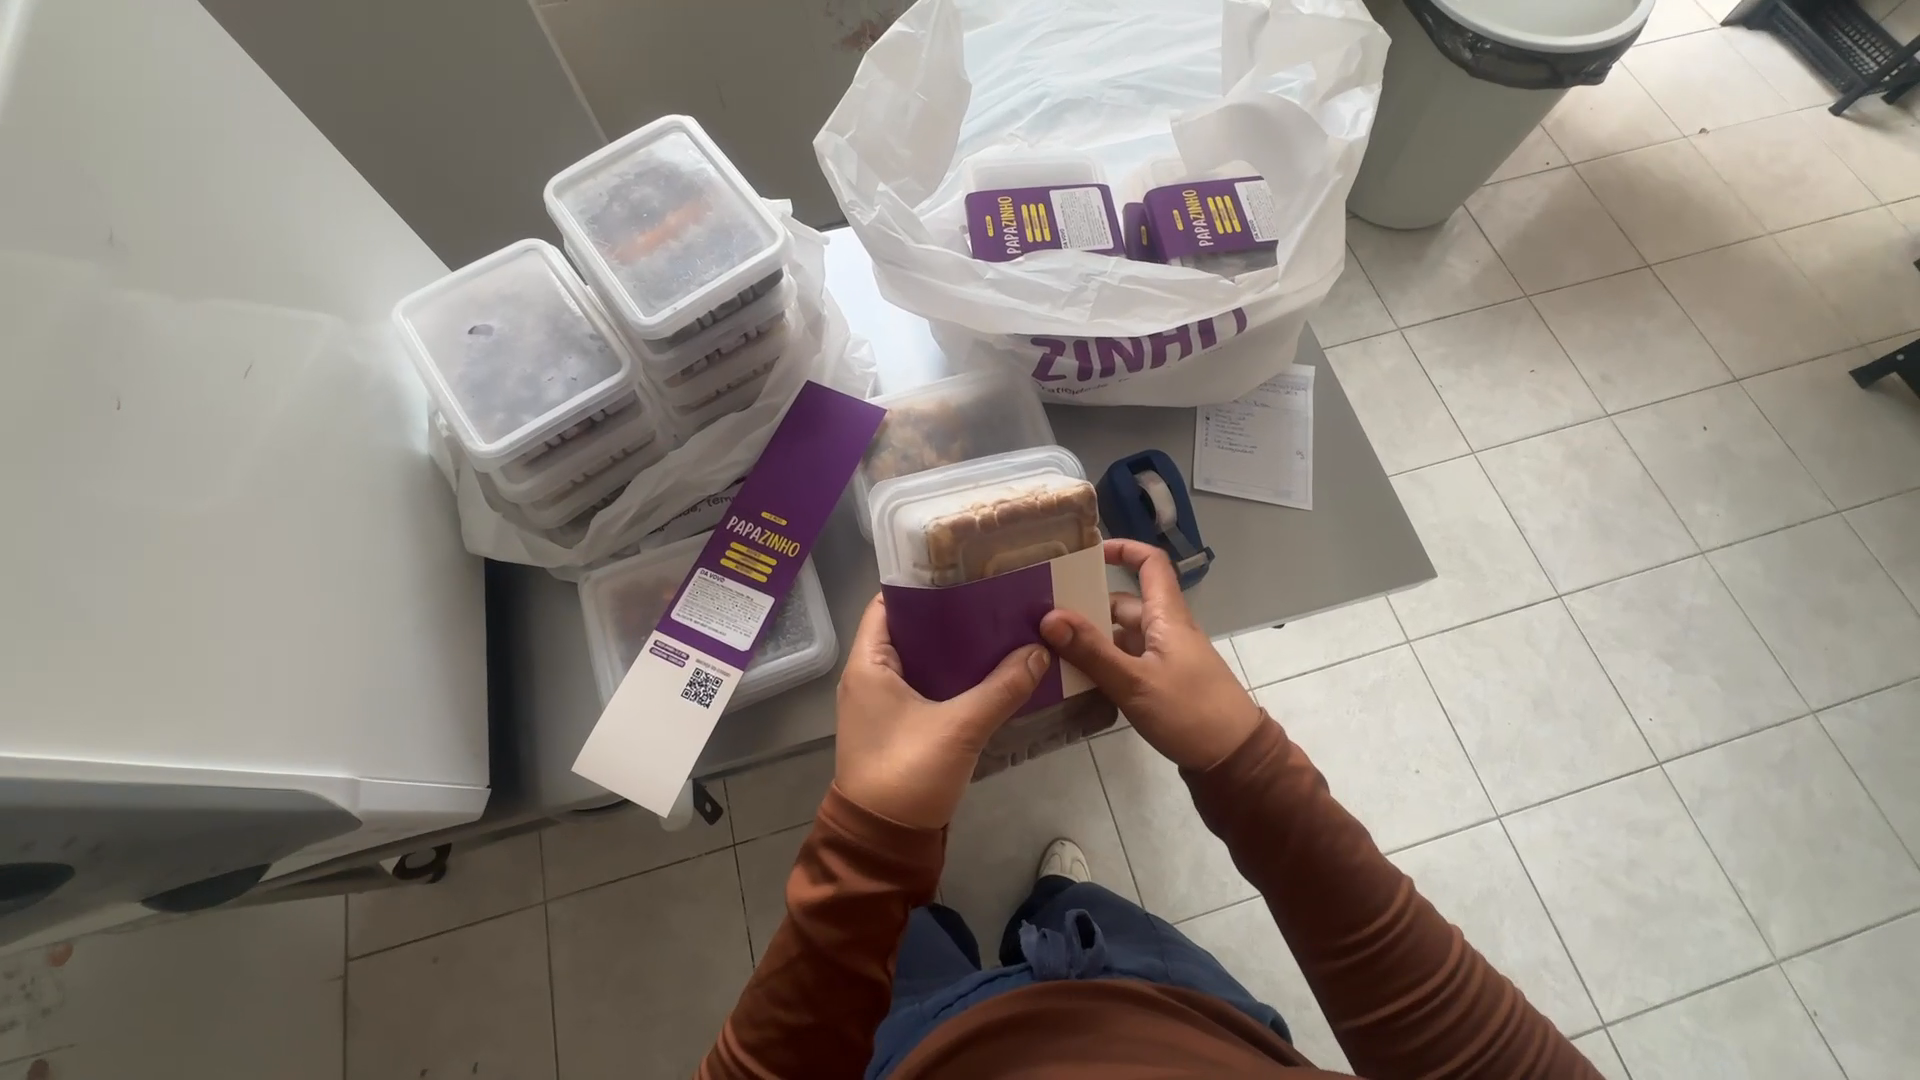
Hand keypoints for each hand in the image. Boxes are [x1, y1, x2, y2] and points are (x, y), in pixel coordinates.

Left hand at [834, 595, 1052, 828]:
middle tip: (993, 598)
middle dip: (949, 615)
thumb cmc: (908, 773)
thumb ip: (1001, 688)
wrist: (882, 842)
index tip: (964, 572)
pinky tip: (990, 672)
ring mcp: (883, 703)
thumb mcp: (960, 727)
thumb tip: (1039, 651)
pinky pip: (926, 686)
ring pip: (921, 660)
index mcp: (868, 664)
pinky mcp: (899, 725)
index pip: (888, 604)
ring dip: (955, 648)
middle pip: (909, 630)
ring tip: (999, 627)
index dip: (922, 585)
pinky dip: (953, 676)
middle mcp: (869, 676)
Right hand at [1040, 540, 1262, 770]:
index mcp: (1167, 617)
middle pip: (1123, 605)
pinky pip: (1126, 662)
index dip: (1123, 550)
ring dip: (1091, 641)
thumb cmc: (1189, 712)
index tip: (1087, 554)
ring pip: (1121, 637)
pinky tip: (1076, 679)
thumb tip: (1049, 617)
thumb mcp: (1134, 682)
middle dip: (1087, 608)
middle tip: (1044, 617)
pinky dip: (1103, 665)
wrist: (1233, 760)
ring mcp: (1165, 658)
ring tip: (1049, 649)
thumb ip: (1092, 651)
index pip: (1150, 564)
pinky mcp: (1163, 683)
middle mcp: (1166, 630)